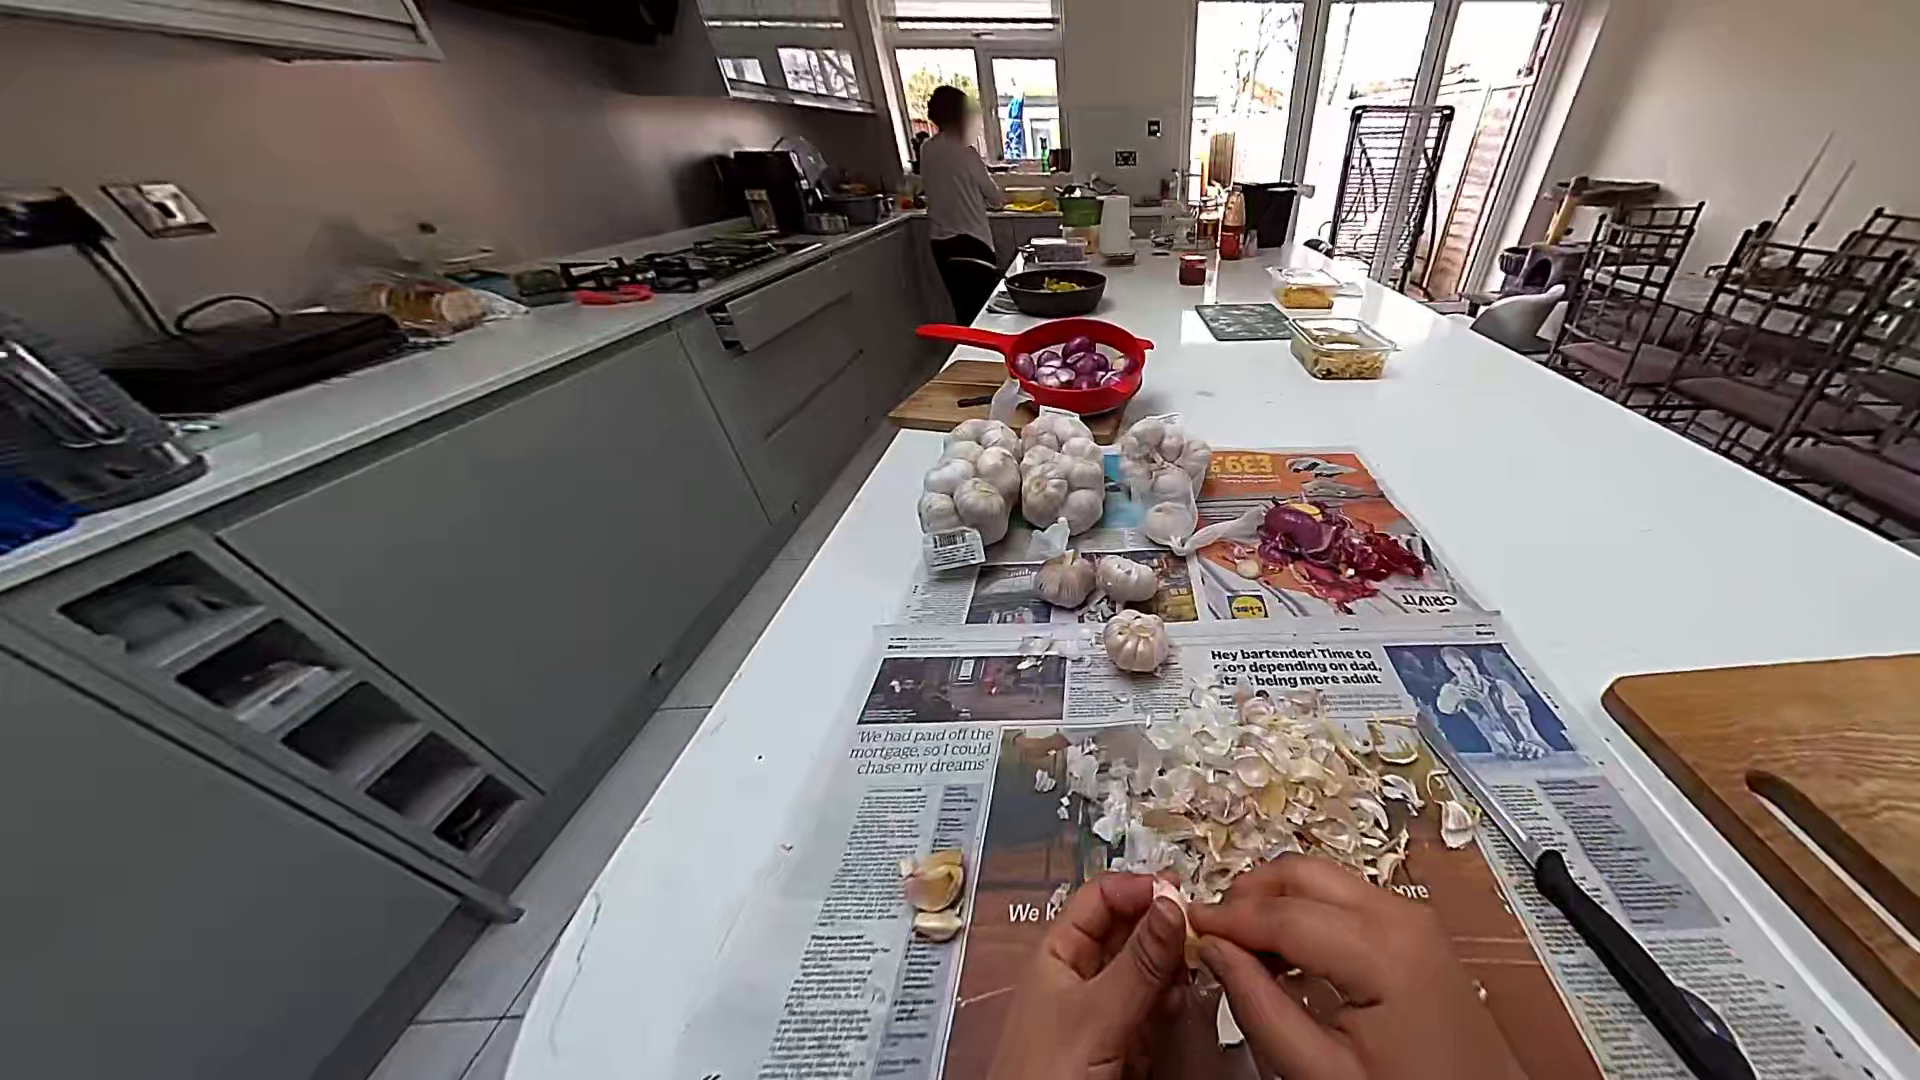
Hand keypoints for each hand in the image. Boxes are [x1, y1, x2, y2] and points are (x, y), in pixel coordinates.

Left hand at [987, 872, 1187, 1079]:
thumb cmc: (1050, 1072)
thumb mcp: (1094, 1013)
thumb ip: (1137, 963)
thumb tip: (1170, 904)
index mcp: (1060, 948)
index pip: (1099, 897)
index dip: (1135, 888)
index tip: (1177, 891)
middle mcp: (1081, 969)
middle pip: (1125, 929)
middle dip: (1158, 922)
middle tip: (1198, 923)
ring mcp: (1104, 1005)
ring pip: (1143, 967)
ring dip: (1168, 960)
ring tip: (1194, 958)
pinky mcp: (1123, 1041)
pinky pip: (1150, 1005)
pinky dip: (1168, 998)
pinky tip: (1181, 996)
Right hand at [1189, 856, 1527, 1079]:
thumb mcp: (1323, 1076)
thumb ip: (1257, 1006)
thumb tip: (1210, 945)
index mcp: (1383, 947)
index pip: (1281, 914)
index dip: (1227, 918)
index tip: (1187, 924)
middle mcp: (1399, 913)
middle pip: (1298, 874)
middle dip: (1248, 894)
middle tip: (1216, 930)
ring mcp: (1411, 917)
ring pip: (1316, 878)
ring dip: (1272, 900)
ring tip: (1245, 942)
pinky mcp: (1414, 929)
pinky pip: (1340, 896)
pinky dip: (1301, 909)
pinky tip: (1286, 949)